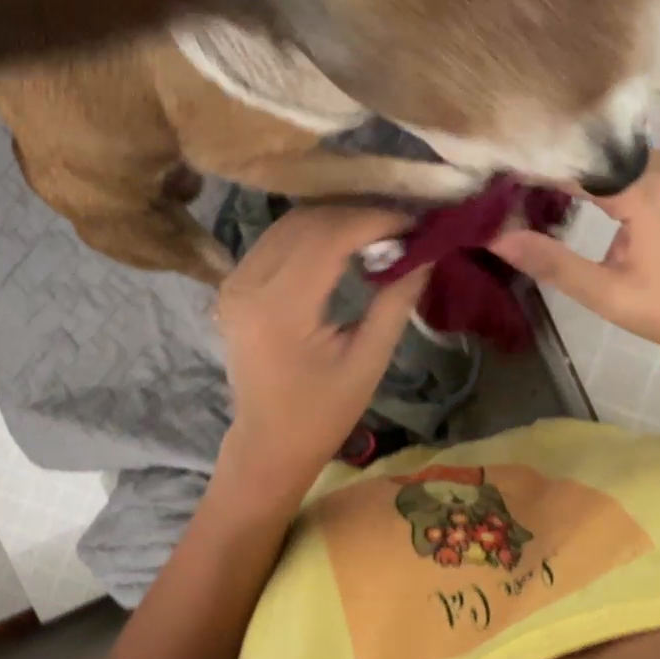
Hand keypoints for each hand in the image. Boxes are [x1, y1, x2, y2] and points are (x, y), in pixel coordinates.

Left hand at [215, 205, 428, 487]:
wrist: (268, 442)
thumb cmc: (322, 412)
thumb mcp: (368, 362)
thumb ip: (395, 303)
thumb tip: (426, 254)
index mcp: (280, 309)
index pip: (328, 237)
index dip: (374, 221)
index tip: (413, 224)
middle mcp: (248, 285)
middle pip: (307, 222)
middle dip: (358, 215)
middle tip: (401, 227)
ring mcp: (234, 282)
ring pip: (289, 224)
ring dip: (336, 219)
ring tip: (379, 232)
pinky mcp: (234, 284)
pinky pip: (276, 240)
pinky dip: (313, 233)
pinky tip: (345, 243)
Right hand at [489, 150, 659, 372]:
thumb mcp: (606, 293)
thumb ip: (551, 262)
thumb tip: (495, 236)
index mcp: (643, 187)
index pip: (572, 160)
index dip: (528, 165)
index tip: (488, 172)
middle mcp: (657, 165)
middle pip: (587, 149)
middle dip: (544, 159)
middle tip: (495, 174)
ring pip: (602, 155)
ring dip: (565, 166)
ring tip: (516, 178)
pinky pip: (618, 166)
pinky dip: (587, 175)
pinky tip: (557, 189)